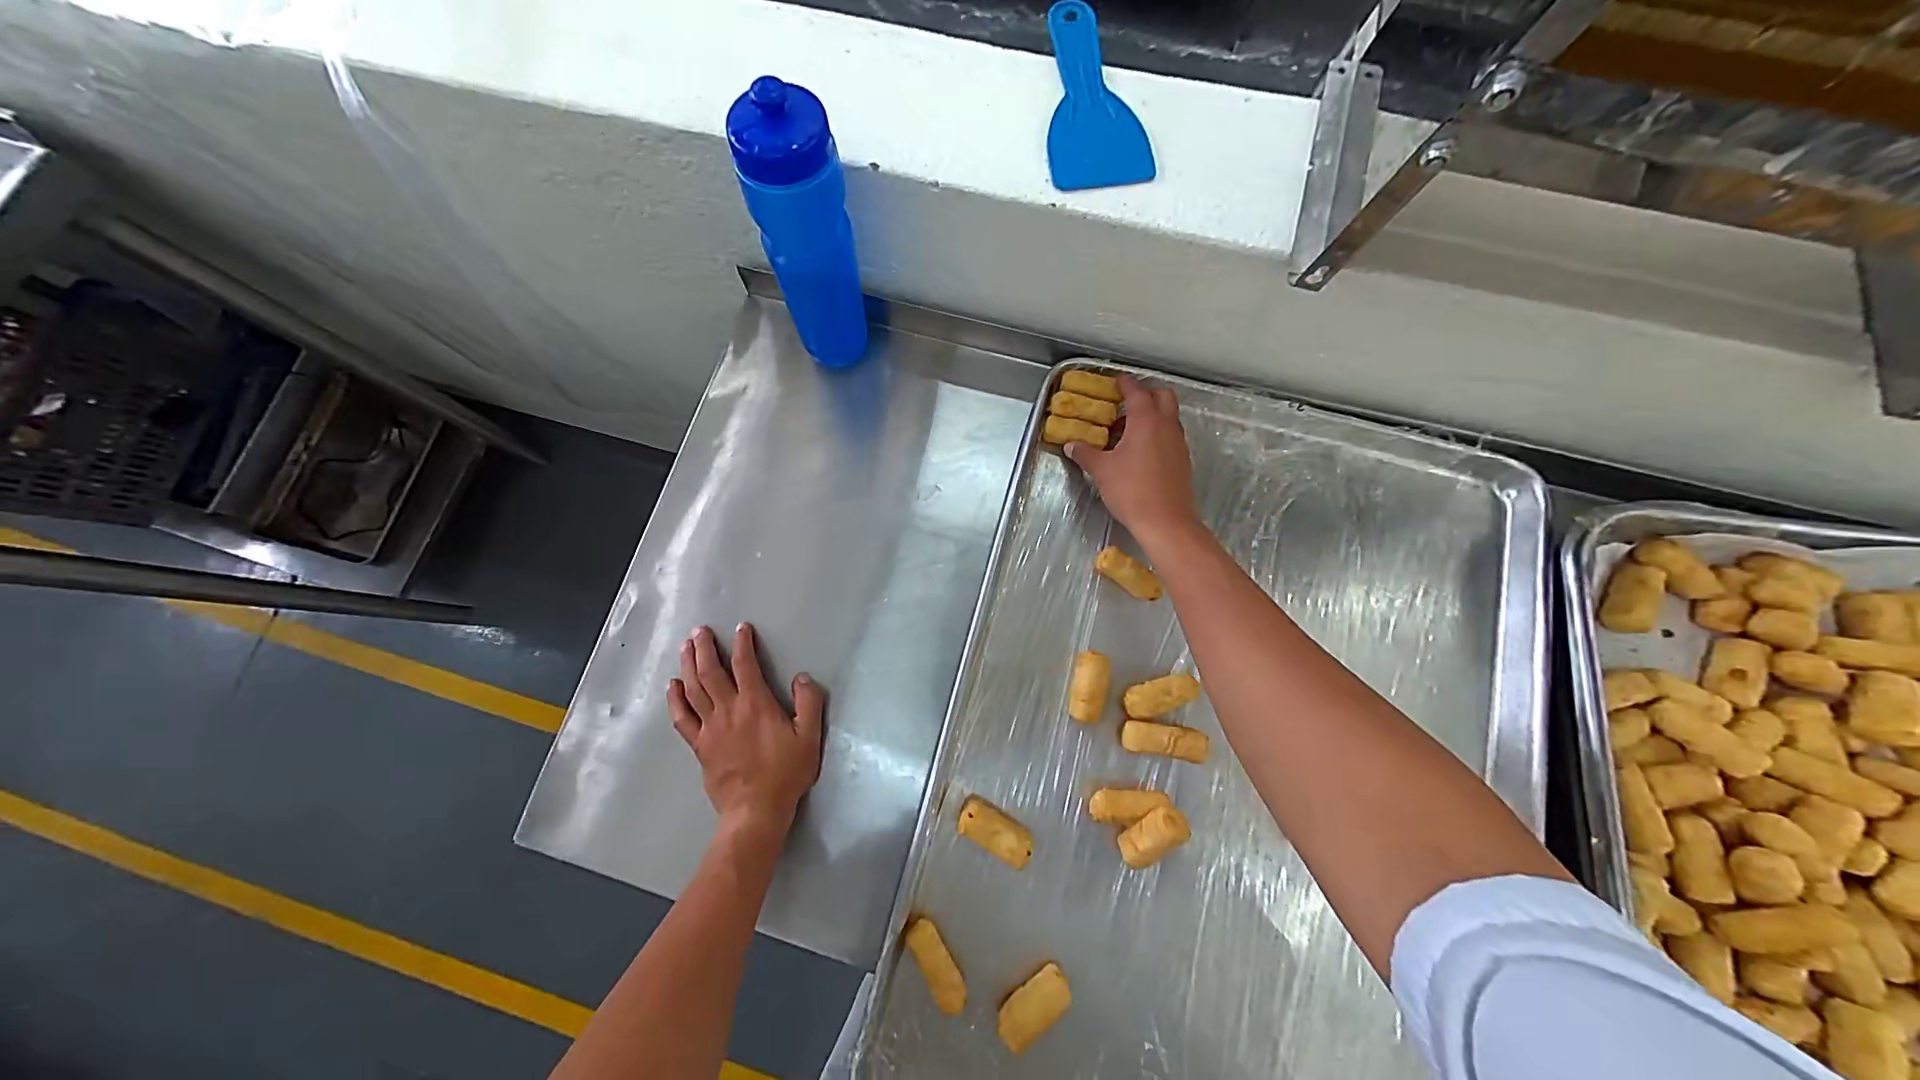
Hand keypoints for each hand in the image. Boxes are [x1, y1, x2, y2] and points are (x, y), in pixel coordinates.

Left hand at [667, 624, 823, 838]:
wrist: (755, 810)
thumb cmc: (785, 773)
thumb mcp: (809, 737)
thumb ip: (808, 703)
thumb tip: (802, 678)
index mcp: (756, 704)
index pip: (745, 665)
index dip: (743, 643)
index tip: (741, 628)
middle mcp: (728, 710)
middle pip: (711, 672)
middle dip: (705, 648)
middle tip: (699, 630)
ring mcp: (710, 728)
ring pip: (693, 689)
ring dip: (688, 665)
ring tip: (685, 647)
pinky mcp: (699, 745)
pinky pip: (682, 717)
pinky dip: (675, 699)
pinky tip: (673, 686)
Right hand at [1064, 375, 1198, 544]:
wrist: (1166, 522)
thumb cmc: (1132, 491)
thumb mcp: (1102, 471)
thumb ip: (1086, 453)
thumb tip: (1072, 445)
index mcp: (1146, 421)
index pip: (1137, 392)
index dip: (1126, 384)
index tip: (1117, 381)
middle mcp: (1166, 426)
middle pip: (1162, 396)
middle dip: (1145, 393)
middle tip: (1125, 402)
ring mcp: (1178, 443)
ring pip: (1169, 416)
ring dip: (1152, 414)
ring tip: (1128, 429)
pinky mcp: (1182, 460)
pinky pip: (1170, 435)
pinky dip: (1157, 432)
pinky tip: (1141, 450)